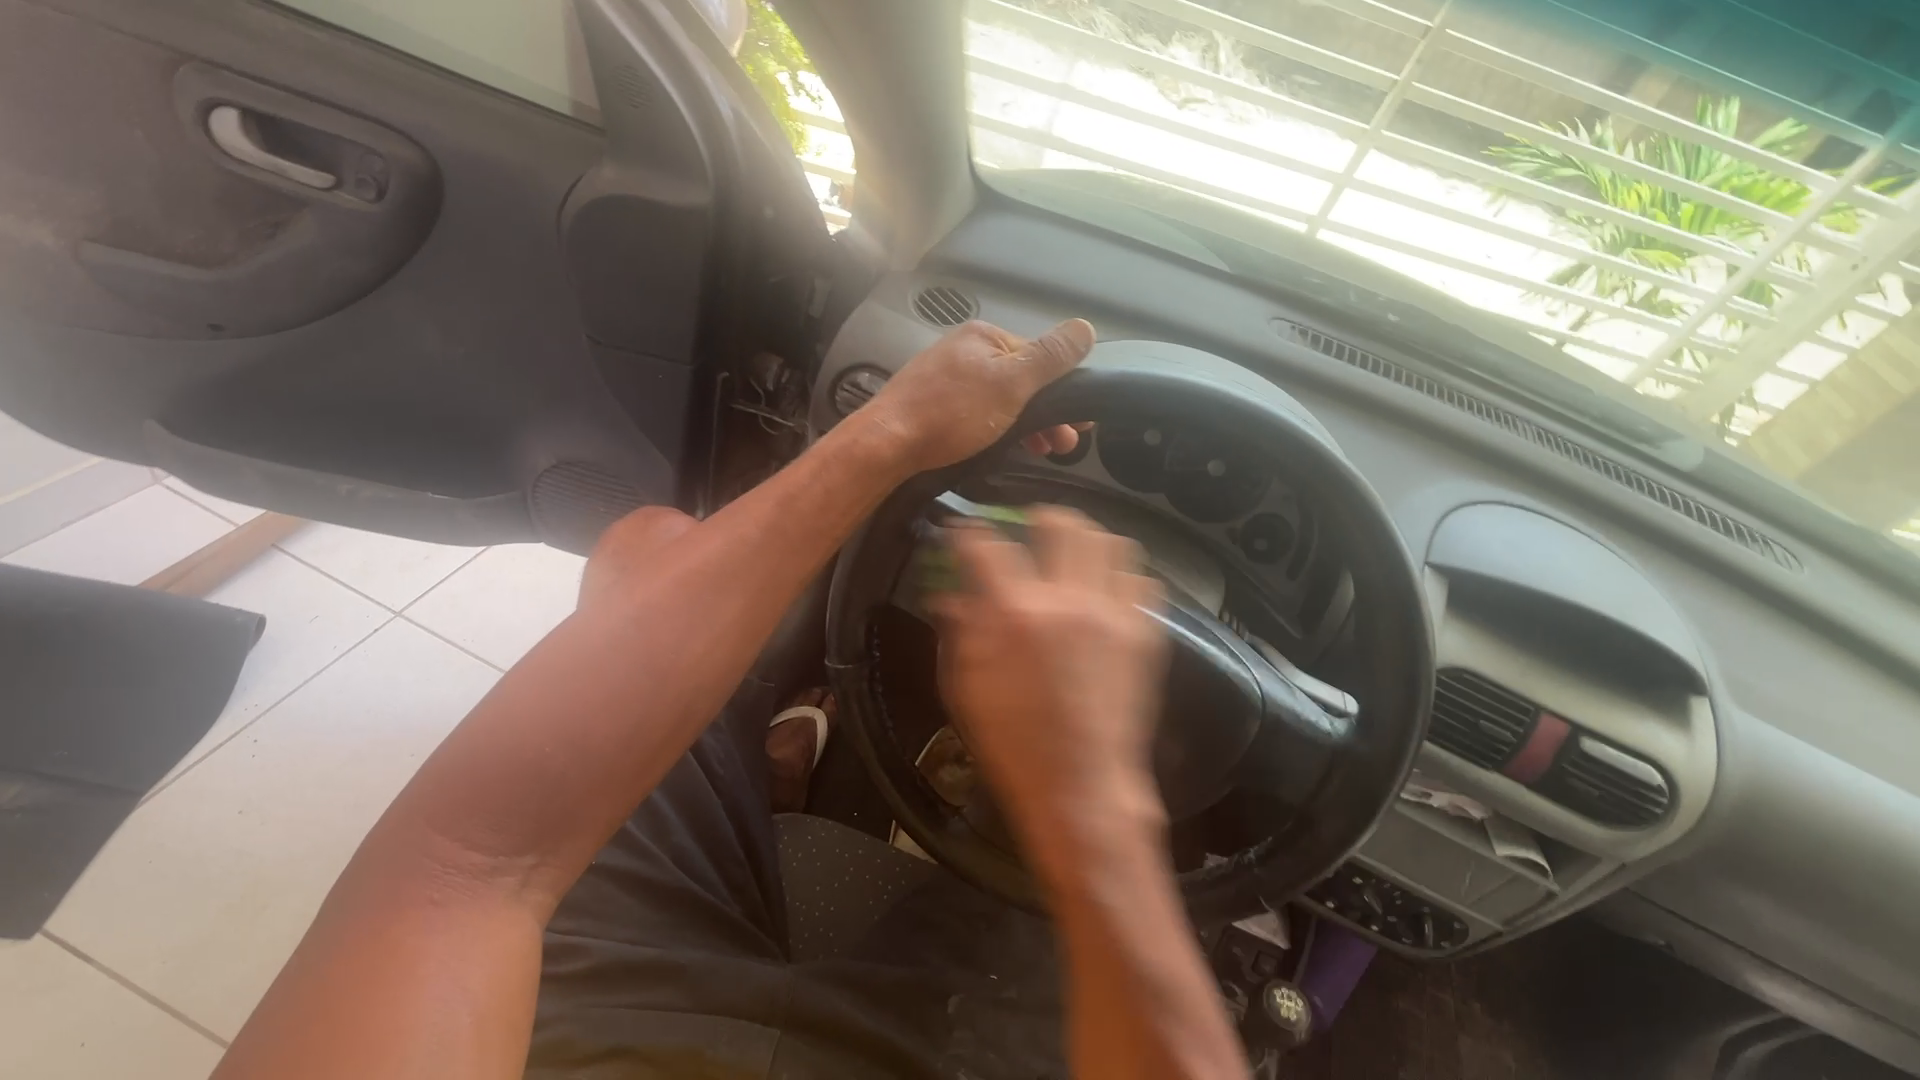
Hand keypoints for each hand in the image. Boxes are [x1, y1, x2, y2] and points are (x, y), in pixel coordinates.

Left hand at [862, 319, 1096, 472]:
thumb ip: (1050, 356)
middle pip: (1019, 378)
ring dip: (1024, 423)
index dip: (1062, 390)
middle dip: (1045, 411)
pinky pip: (976, 411)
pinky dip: (995, 427)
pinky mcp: (931, 403)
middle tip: (1061, 446)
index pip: (1039, 356)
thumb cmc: (952, 412)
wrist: (888, 443)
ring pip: (998, 398)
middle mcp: (964, 349)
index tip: (1078, 425)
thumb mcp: (1011, 383)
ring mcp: (945, 376)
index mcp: (984, 336)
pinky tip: (999, 446)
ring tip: (1038, 451)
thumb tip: (1086, 327)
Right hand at [934, 507, 1169, 874]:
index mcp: (1015, 614)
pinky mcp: (1144, 635)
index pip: (986, 545)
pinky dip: (1121, 577)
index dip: (969, 531)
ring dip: (1086, 539)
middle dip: (1038, 517)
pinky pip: (1141, 581)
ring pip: (1110, 543)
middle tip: (1029, 530)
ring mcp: (1112, 615)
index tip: (963, 532)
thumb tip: (950, 595)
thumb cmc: (1012, 743)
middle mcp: (1067, 601)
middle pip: (1060, 524)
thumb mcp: (965, 689)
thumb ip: (959, 631)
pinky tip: (1105, 593)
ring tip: (1074, 555)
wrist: (1080, 785)